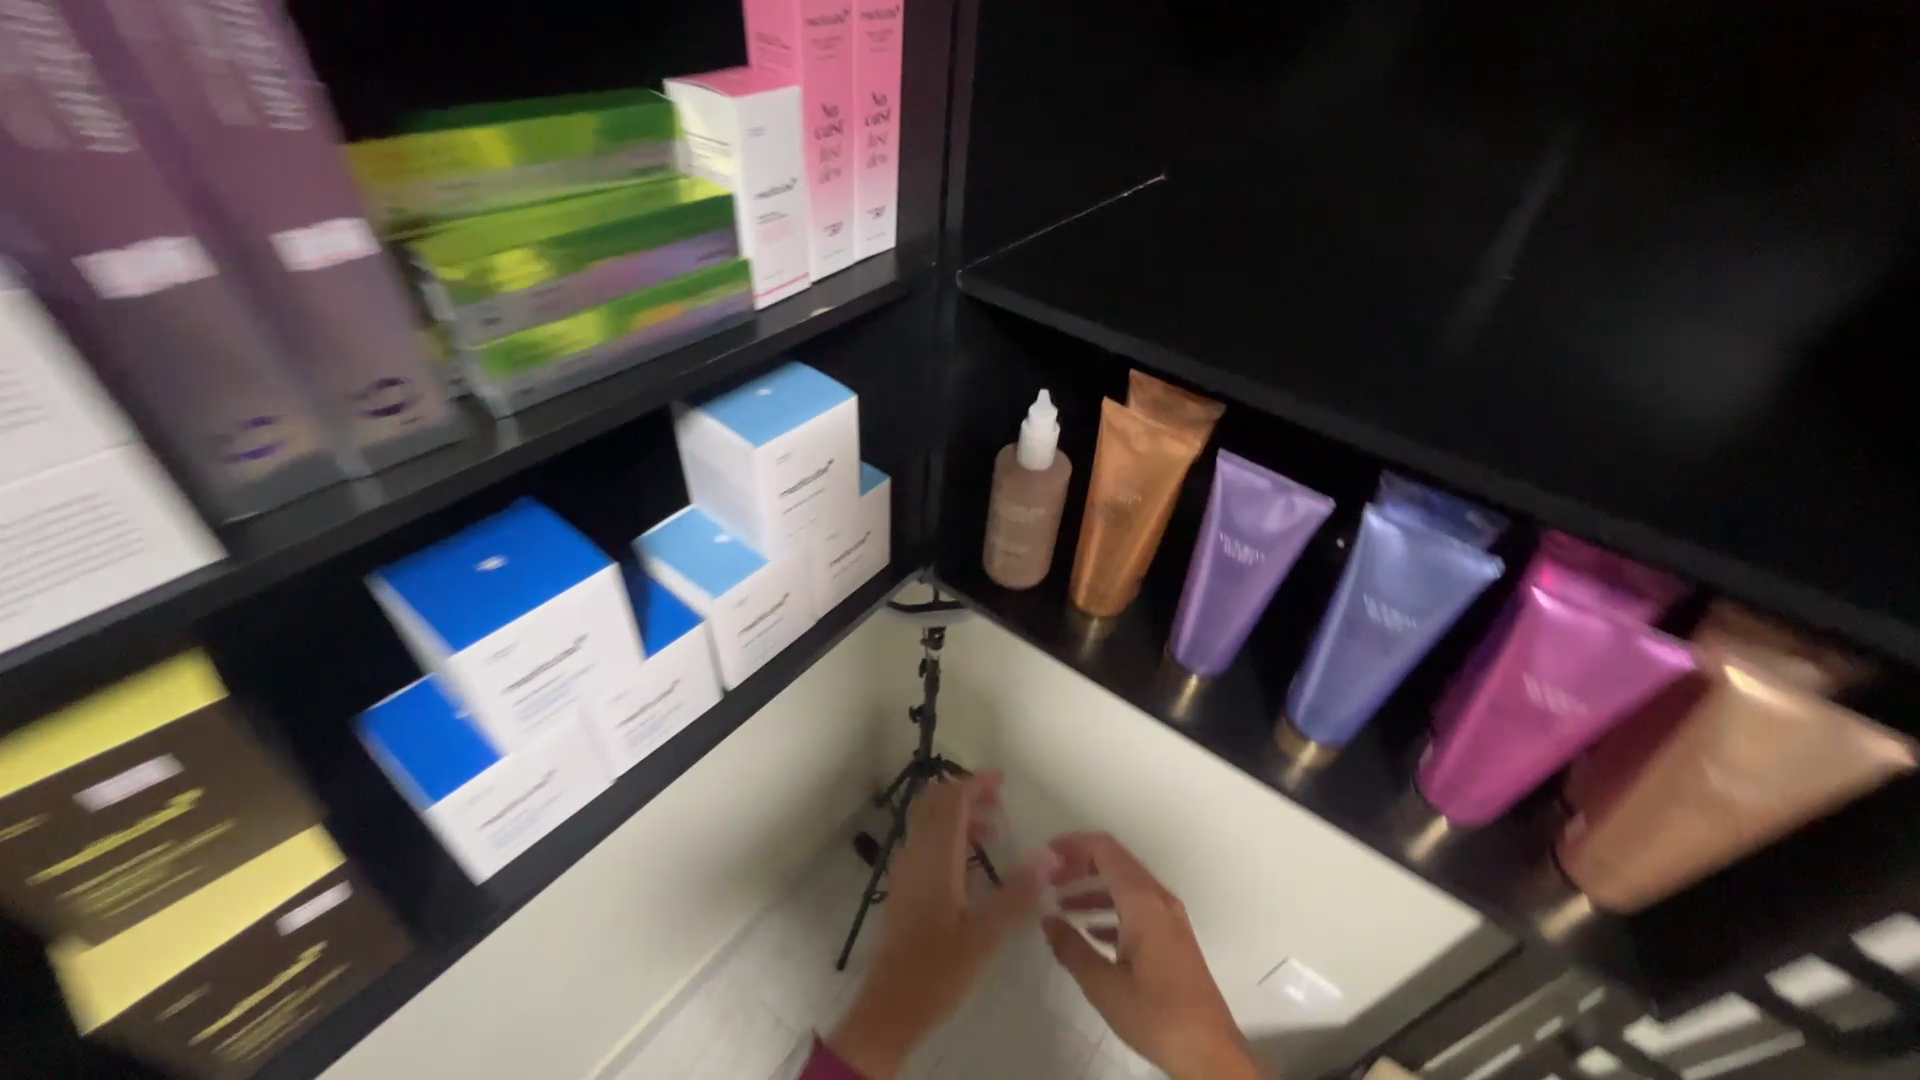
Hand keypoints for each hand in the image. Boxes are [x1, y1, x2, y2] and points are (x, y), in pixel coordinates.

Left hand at [829, 772, 1048, 1078]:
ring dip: (957, 815)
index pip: (951, 801)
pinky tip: (972, 863)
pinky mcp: (904, 888)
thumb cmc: (937, 972)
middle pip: (934, 804)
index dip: (974, 783)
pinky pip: (924, 843)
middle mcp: (915, 856)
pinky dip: (948, 836)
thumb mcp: (985, 937)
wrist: (890, 1008)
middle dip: (965, 793)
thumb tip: (1049, 855)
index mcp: (935, 859)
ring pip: (927, 823)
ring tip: (993, 830)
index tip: (1002, 781)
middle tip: (999, 799)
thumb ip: (1017, 894)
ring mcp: (906, 871)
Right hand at [1043, 832, 1261, 1079]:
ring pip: (1125, 886)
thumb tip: (1047, 919)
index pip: (1104, 850)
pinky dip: (1110, 910)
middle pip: (1114, 863)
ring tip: (1059, 907)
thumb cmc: (1157, 1015)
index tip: (1044, 858)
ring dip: (1092, 890)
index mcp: (1143, 902)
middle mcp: (1159, 900)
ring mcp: (1169, 918)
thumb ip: (1071, 947)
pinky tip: (1089, 934)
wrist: (1211, 1054)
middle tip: (1046, 882)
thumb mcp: (1104, 985)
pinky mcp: (1172, 938)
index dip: (1072, 846)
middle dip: (1078, 867)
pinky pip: (1136, 908)